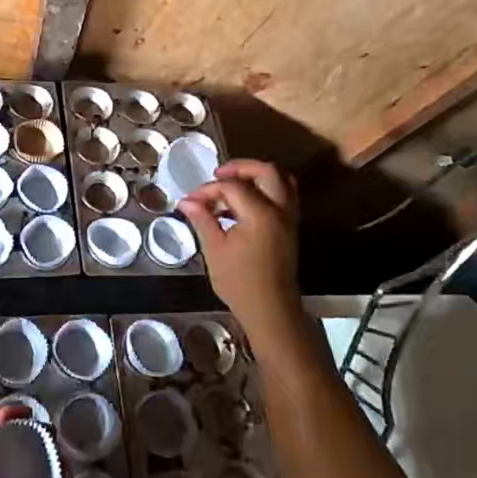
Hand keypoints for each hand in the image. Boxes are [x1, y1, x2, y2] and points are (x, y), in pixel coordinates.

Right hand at [178, 159, 301, 333]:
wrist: (269, 309)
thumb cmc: (239, 282)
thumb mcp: (214, 250)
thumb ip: (202, 219)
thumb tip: (186, 201)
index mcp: (261, 214)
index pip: (233, 187)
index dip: (209, 189)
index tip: (191, 200)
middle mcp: (280, 210)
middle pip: (266, 171)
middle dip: (240, 168)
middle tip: (217, 175)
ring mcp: (290, 218)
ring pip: (280, 181)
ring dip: (256, 176)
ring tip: (231, 186)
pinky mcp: (291, 227)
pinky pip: (283, 195)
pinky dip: (265, 190)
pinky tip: (242, 204)